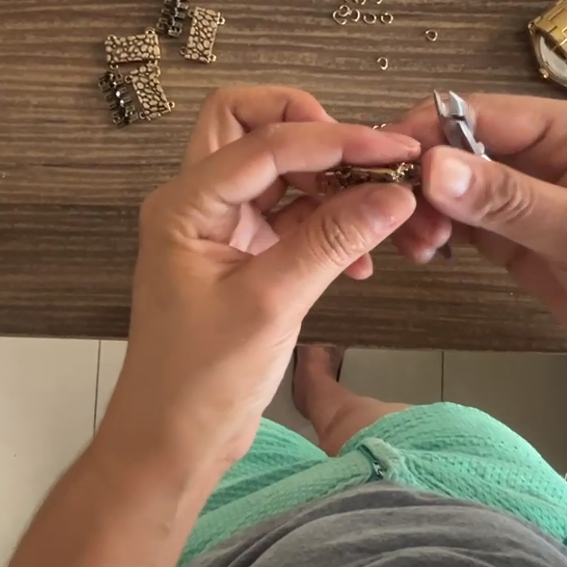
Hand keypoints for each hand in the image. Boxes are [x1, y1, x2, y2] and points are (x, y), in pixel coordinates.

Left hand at [102, 87, 420, 471]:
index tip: (393, 150)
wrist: (173, 441)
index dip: (334, 140)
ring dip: (326, 178)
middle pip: (249, 125)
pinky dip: (326, 221)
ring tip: (379, 206)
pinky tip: (362, 255)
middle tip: (365, 156)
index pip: (265, 144)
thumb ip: (332, 240)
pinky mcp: (242, 253)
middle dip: (308, 128)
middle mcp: (197, 203)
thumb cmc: (200, 381)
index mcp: (186, 204)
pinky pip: (288, 214)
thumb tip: (394, 194)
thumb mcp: (271, 303)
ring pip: (274, 168)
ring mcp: (219, 227)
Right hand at [384, 93, 566, 373]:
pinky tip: (427, 253)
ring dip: (424, 210)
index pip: (479, 112)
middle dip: (421, 179)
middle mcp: (540, 154)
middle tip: (400, 221)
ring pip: (449, 187)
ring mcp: (523, 196)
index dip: (427, 132)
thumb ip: (509, 200)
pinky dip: (435, 232)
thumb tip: (430, 167)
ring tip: (418, 246)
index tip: (383, 167)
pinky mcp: (511, 235)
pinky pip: (458, 221)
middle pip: (455, 148)